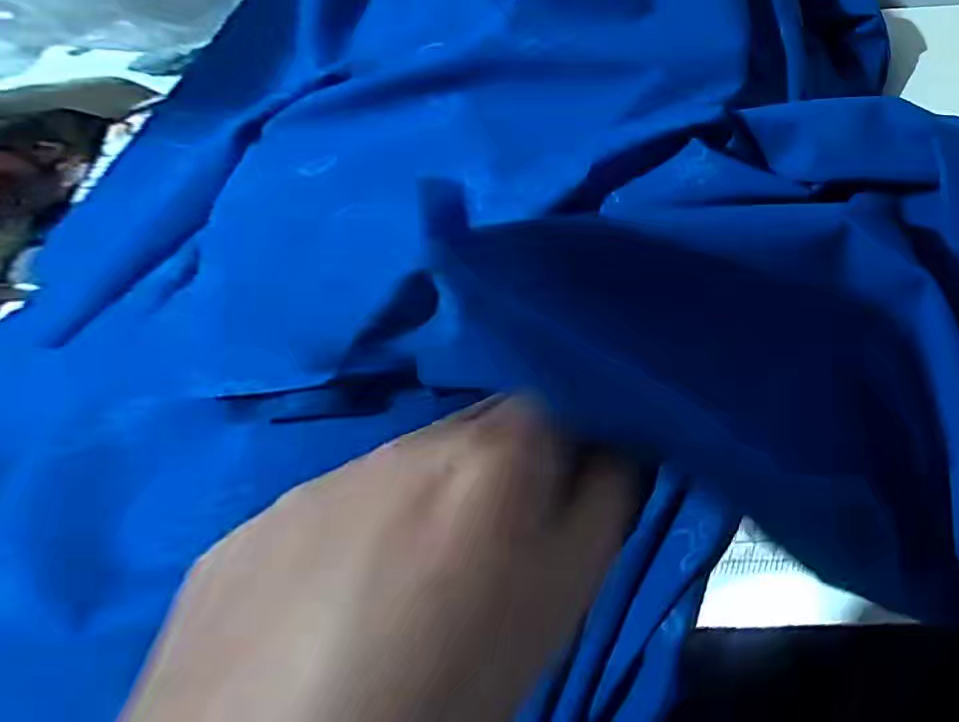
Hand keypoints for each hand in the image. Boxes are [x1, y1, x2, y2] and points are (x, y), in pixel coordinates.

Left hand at [119, 395, 637, 721]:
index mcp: (497, 445)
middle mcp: (410, 442)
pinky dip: (352, 537)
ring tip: (414, 579)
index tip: (572, 485)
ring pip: (406, 465)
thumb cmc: (464, 665)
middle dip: (505, 462)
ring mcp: (317, 485)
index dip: (576, 437)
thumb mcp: (577, 576)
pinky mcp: (240, 536)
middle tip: (500, 537)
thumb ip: (613, 486)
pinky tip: (339, 605)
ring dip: (428, 497)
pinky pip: (329, 511)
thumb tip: (615, 444)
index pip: (563, 397)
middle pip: (485, 426)